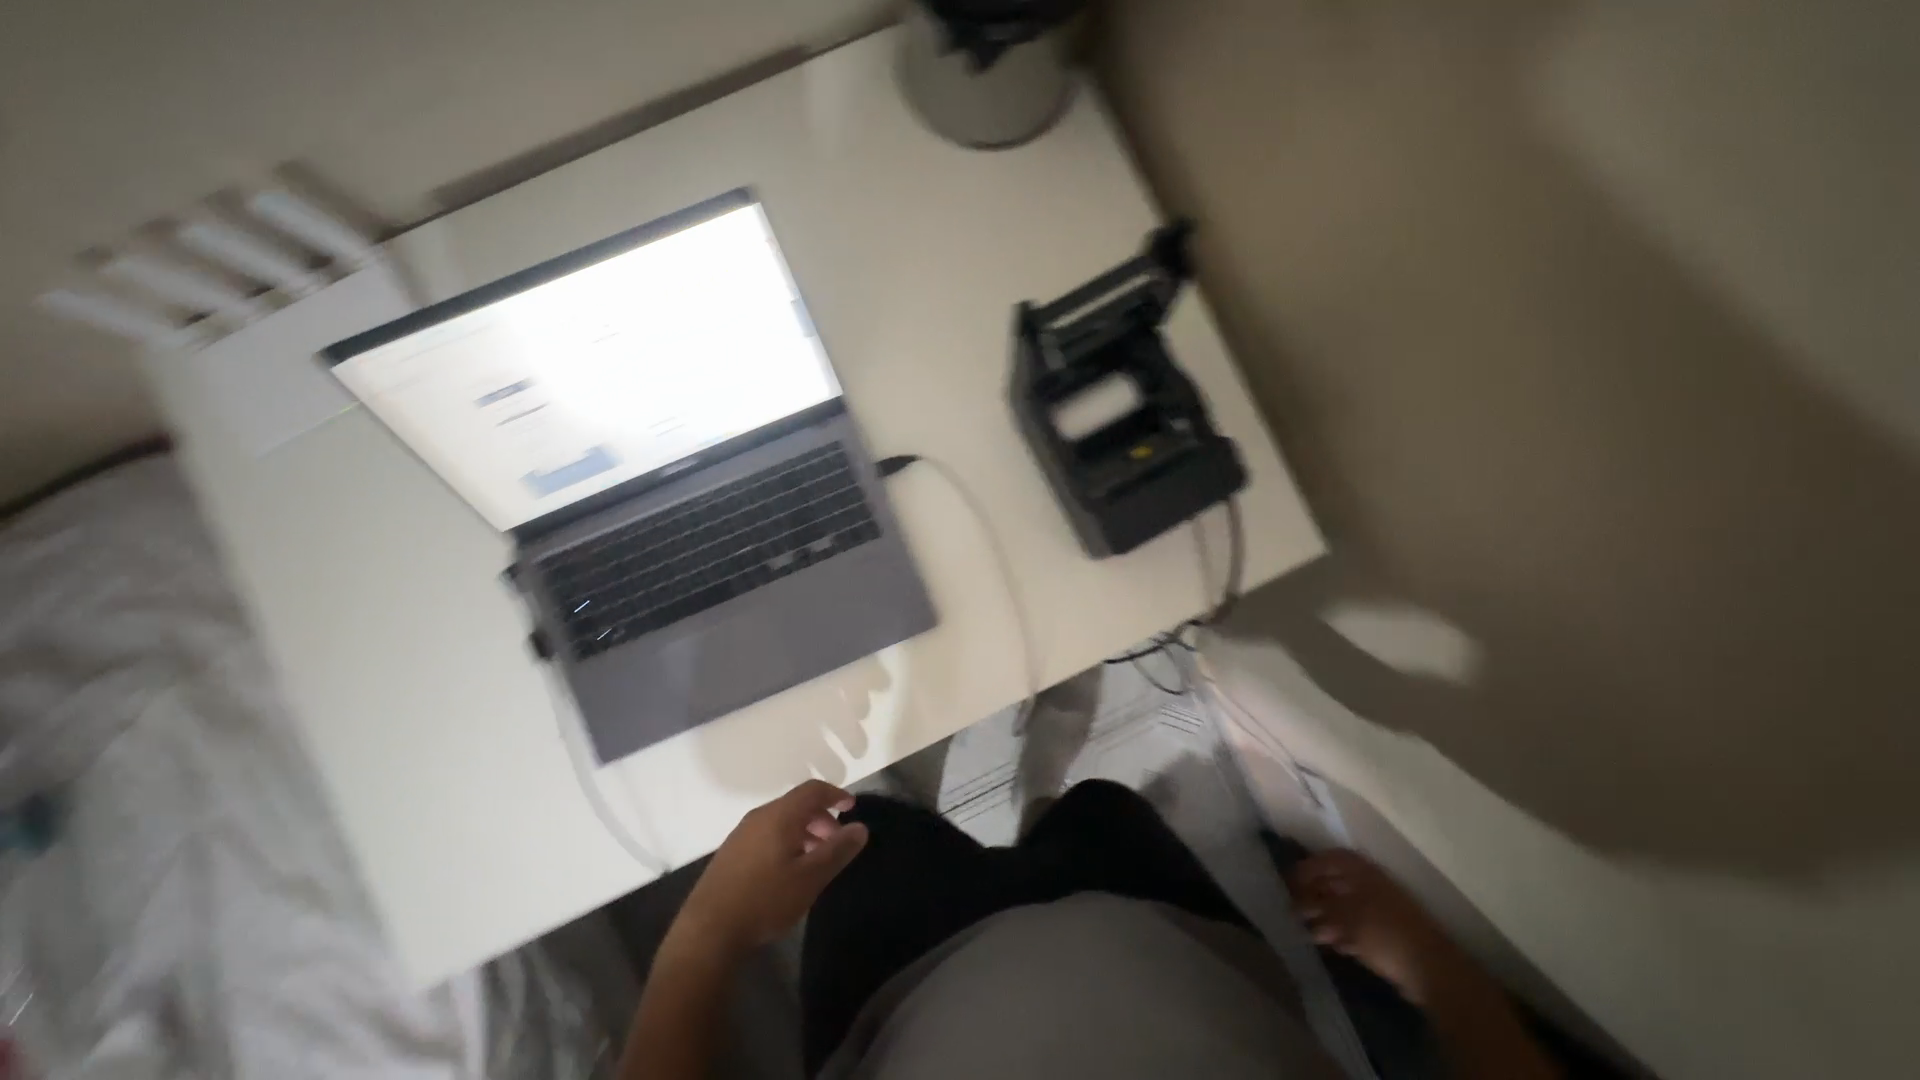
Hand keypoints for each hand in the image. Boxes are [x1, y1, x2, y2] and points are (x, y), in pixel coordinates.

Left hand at [673, 780, 869, 955]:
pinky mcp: (731, 854)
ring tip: (815, 860)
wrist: (709, 930)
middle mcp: (759, 817)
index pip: (813, 790)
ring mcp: (741, 835)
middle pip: (796, 805)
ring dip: (804, 832)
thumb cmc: (766, 899)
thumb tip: (860, 827)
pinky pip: (766, 835)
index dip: (835, 794)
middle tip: (836, 843)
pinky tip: (788, 872)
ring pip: (780, 821)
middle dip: (821, 818)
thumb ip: (838, 850)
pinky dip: (786, 842)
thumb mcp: (811, 878)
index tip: (852, 807)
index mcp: (779, 816)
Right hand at [1288, 849, 1469, 1005]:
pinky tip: (1331, 944)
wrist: (1431, 970)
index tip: (1289, 881)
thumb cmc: (1384, 933)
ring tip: (1307, 931)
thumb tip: (1299, 901)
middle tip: (1293, 909)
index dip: (1309, 867)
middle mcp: (1372, 887)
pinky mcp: (1386, 936)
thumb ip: (1320, 905)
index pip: (1332, 859)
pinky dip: (1341, 934)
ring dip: (1324, 917)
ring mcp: (1381, 912)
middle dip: (1313, 895)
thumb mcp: (1346, 916)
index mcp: (1364, 874)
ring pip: (1344, 908)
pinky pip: (1356, 928)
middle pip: (1336, 884)